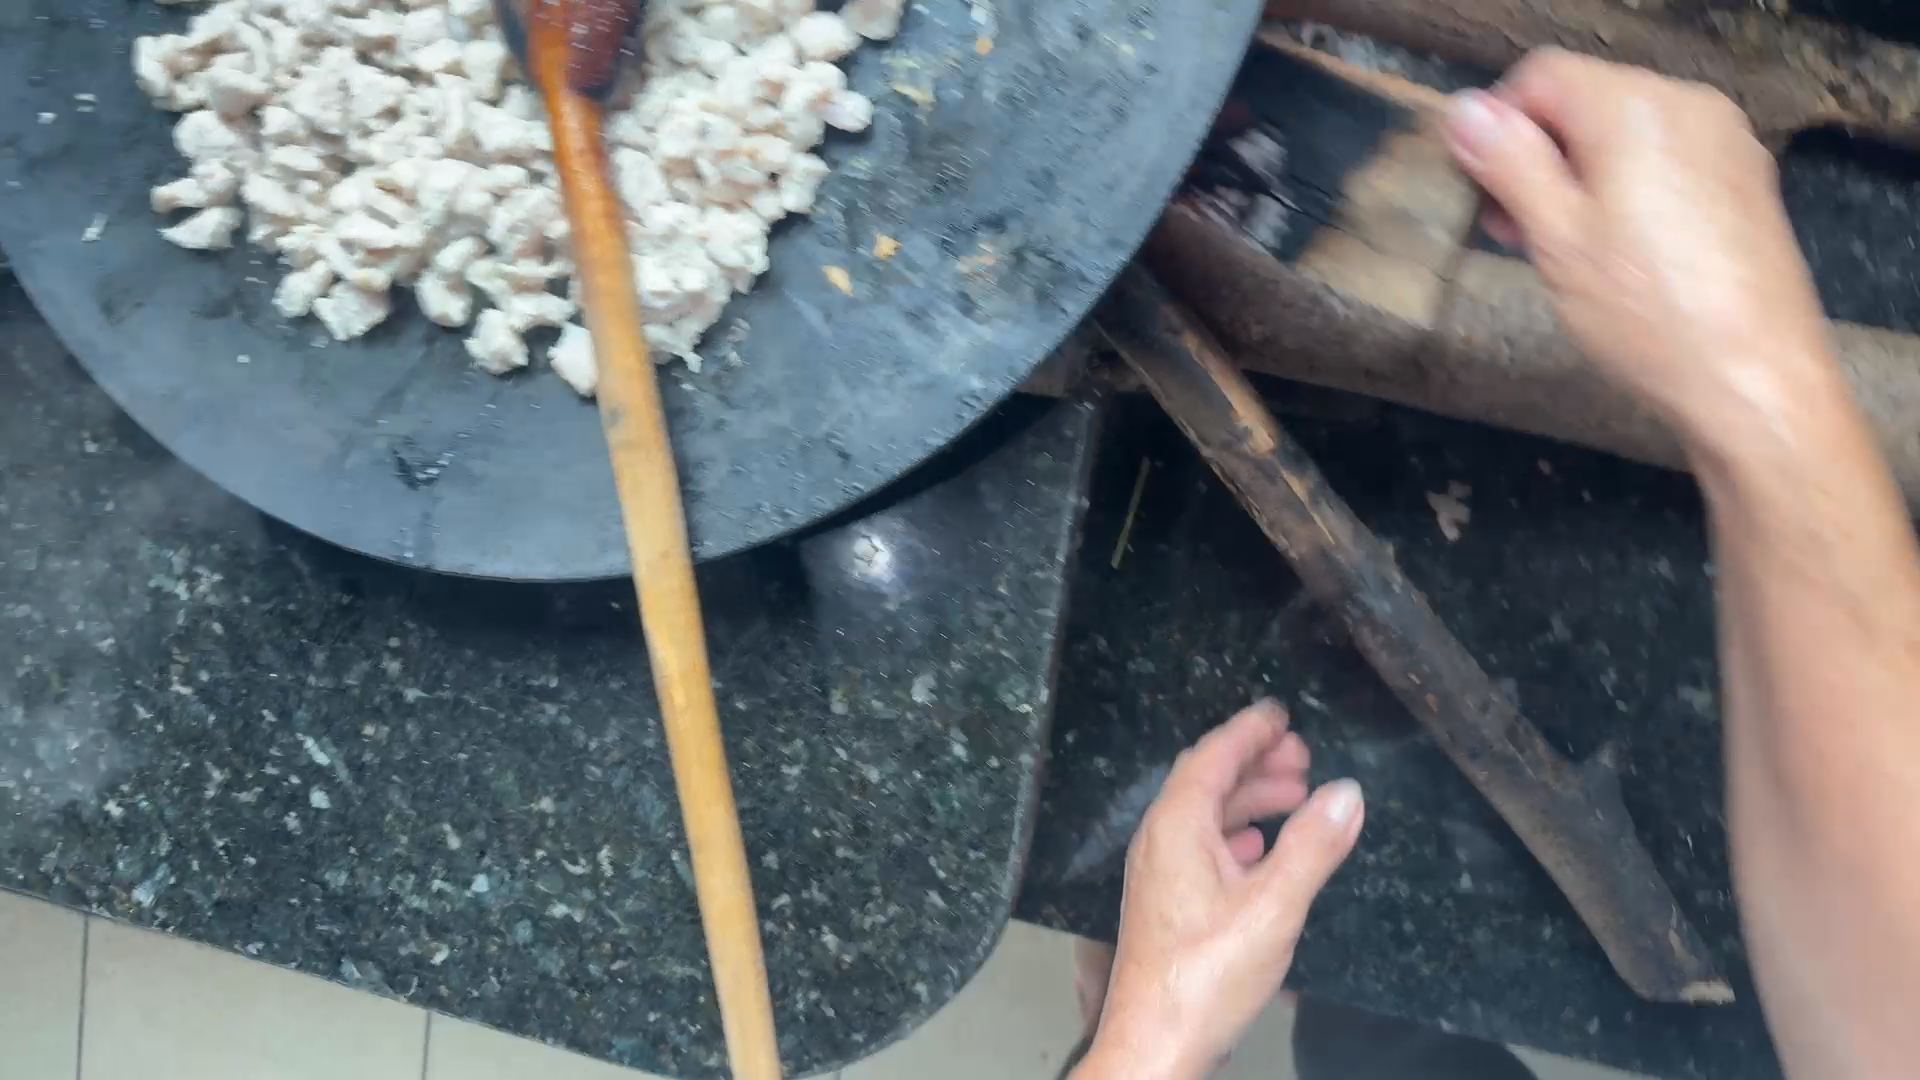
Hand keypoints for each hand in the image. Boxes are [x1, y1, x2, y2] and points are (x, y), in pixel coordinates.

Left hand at [1073, 701, 1363, 1079]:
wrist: (1154, 1041)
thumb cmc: (1209, 971)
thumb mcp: (1273, 907)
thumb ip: (1311, 846)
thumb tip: (1347, 790)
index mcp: (1177, 822)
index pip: (1213, 754)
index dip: (1247, 729)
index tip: (1279, 711)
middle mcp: (1161, 833)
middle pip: (1208, 778)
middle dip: (1254, 761)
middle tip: (1303, 755)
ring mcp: (1159, 865)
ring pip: (1206, 812)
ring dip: (1248, 798)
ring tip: (1297, 795)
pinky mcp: (1165, 895)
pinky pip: (1202, 842)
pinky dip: (1235, 832)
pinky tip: (1261, 846)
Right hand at [1443, 49, 1836, 451]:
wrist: (1742, 366)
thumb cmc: (1638, 307)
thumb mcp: (1554, 235)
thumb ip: (1509, 164)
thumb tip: (1463, 110)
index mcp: (1637, 111)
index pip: (1542, 75)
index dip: (1495, 125)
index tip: (1476, 187)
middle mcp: (1687, 106)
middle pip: (1579, 99)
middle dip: (1528, 154)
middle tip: (1504, 226)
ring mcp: (1716, 140)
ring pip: (1611, 131)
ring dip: (1562, 176)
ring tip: (1543, 242)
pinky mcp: (1729, 177)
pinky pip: (1650, 157)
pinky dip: (1606, 187)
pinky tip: (1594, 245)